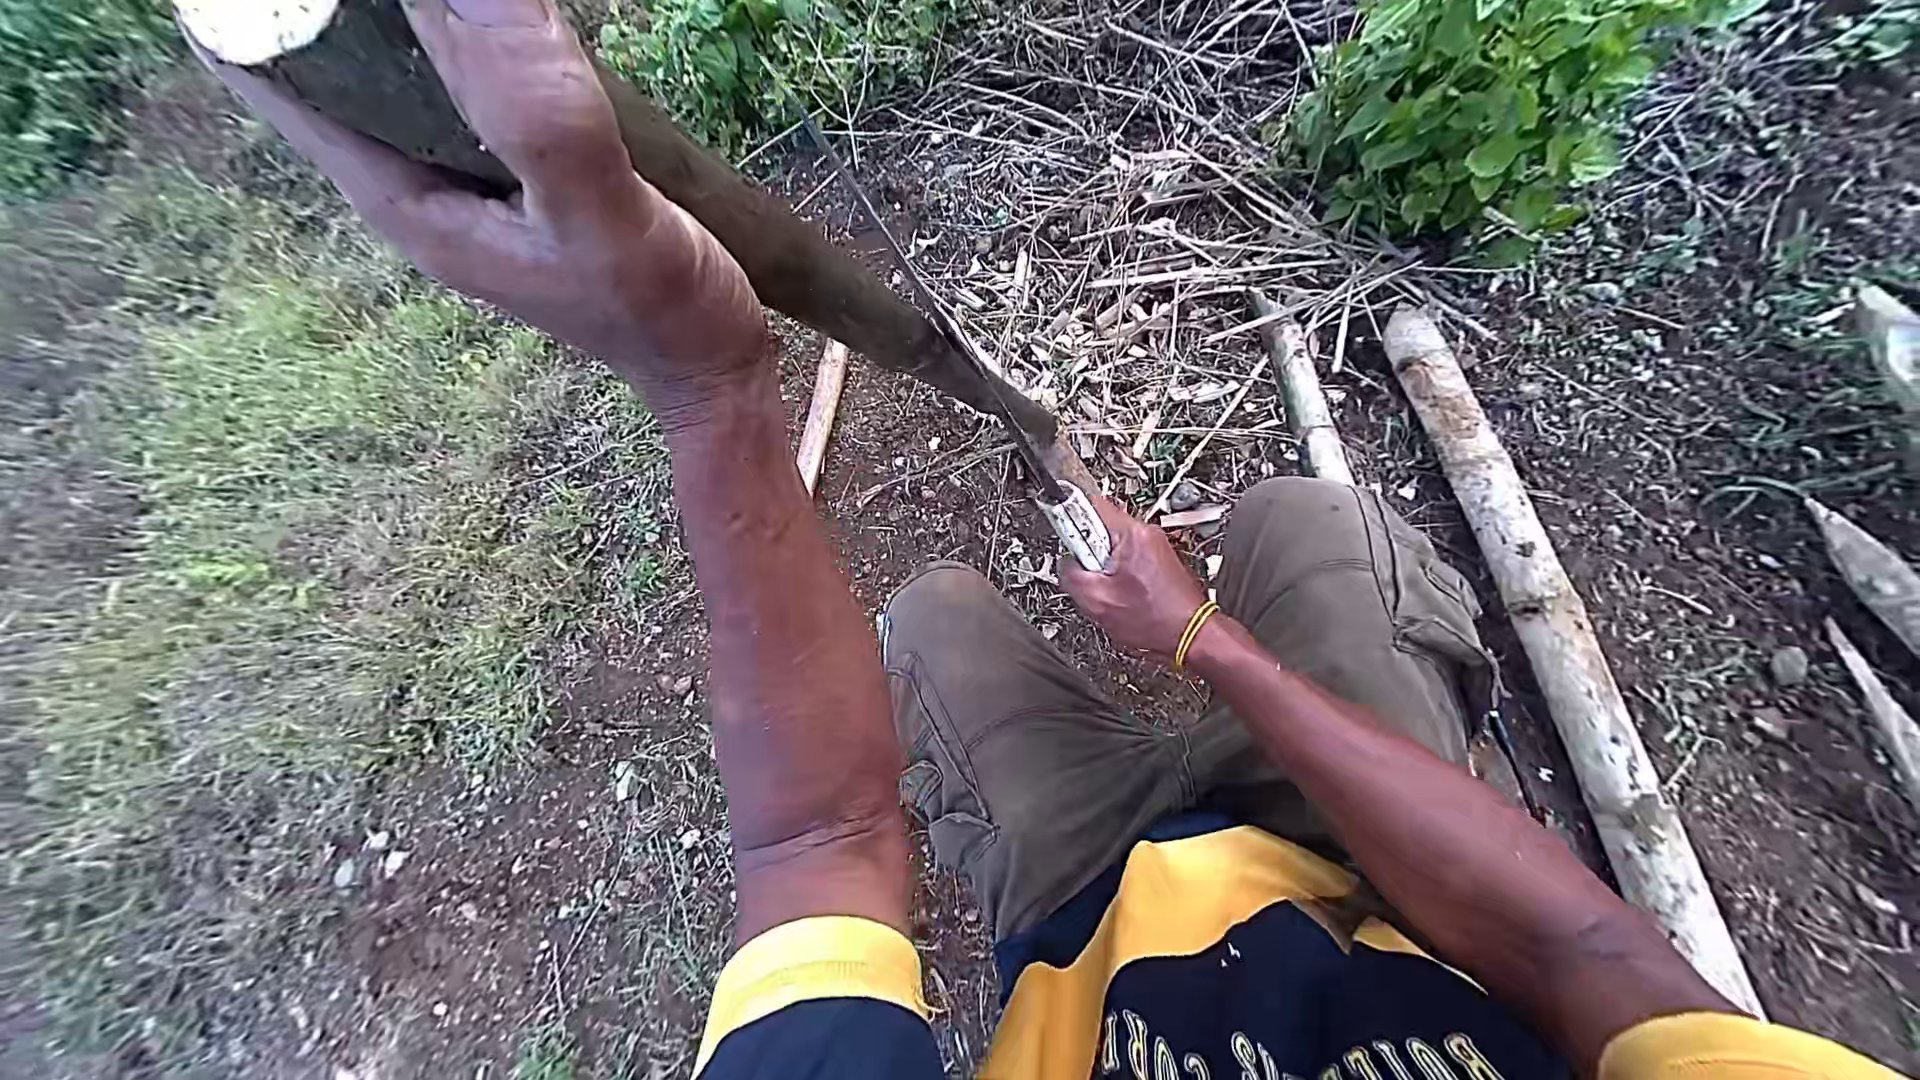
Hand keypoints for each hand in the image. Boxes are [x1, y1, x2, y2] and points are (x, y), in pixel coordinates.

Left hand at [184, 0, 766, 427]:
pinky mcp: (530, 184)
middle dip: (394, 9)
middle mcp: (425, 185)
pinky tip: (548, 47)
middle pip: (338, 44)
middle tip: (492, 12)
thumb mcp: (611, 226)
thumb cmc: (671, 318)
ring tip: (523, 20)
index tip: (429, 8)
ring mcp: (480, 185)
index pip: (268, 47)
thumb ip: (544, 119)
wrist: (719, 369)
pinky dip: (500, 48)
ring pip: (415, 60)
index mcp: (406, 199)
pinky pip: (482, 87)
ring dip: (454, 21)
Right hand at [1059, 491, 1210, 661]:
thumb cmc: (1155, 620)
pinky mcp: (1157, 557)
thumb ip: (1071, 574)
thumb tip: (1065, 563)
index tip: (1060, 526)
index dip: (1070, 517)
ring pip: (1111, 543)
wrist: (1190, 635)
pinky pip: (1125, 555)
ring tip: (1111, 589)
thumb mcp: (1097, 602)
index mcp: (1132, 535)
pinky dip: (1117, 572)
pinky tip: (1124, 593)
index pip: (1091, 503)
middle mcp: (1146, 532)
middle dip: (1087, 551)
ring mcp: (1154, 544)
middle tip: (1093, 576)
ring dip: (1102, 565)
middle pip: (1099, 526)